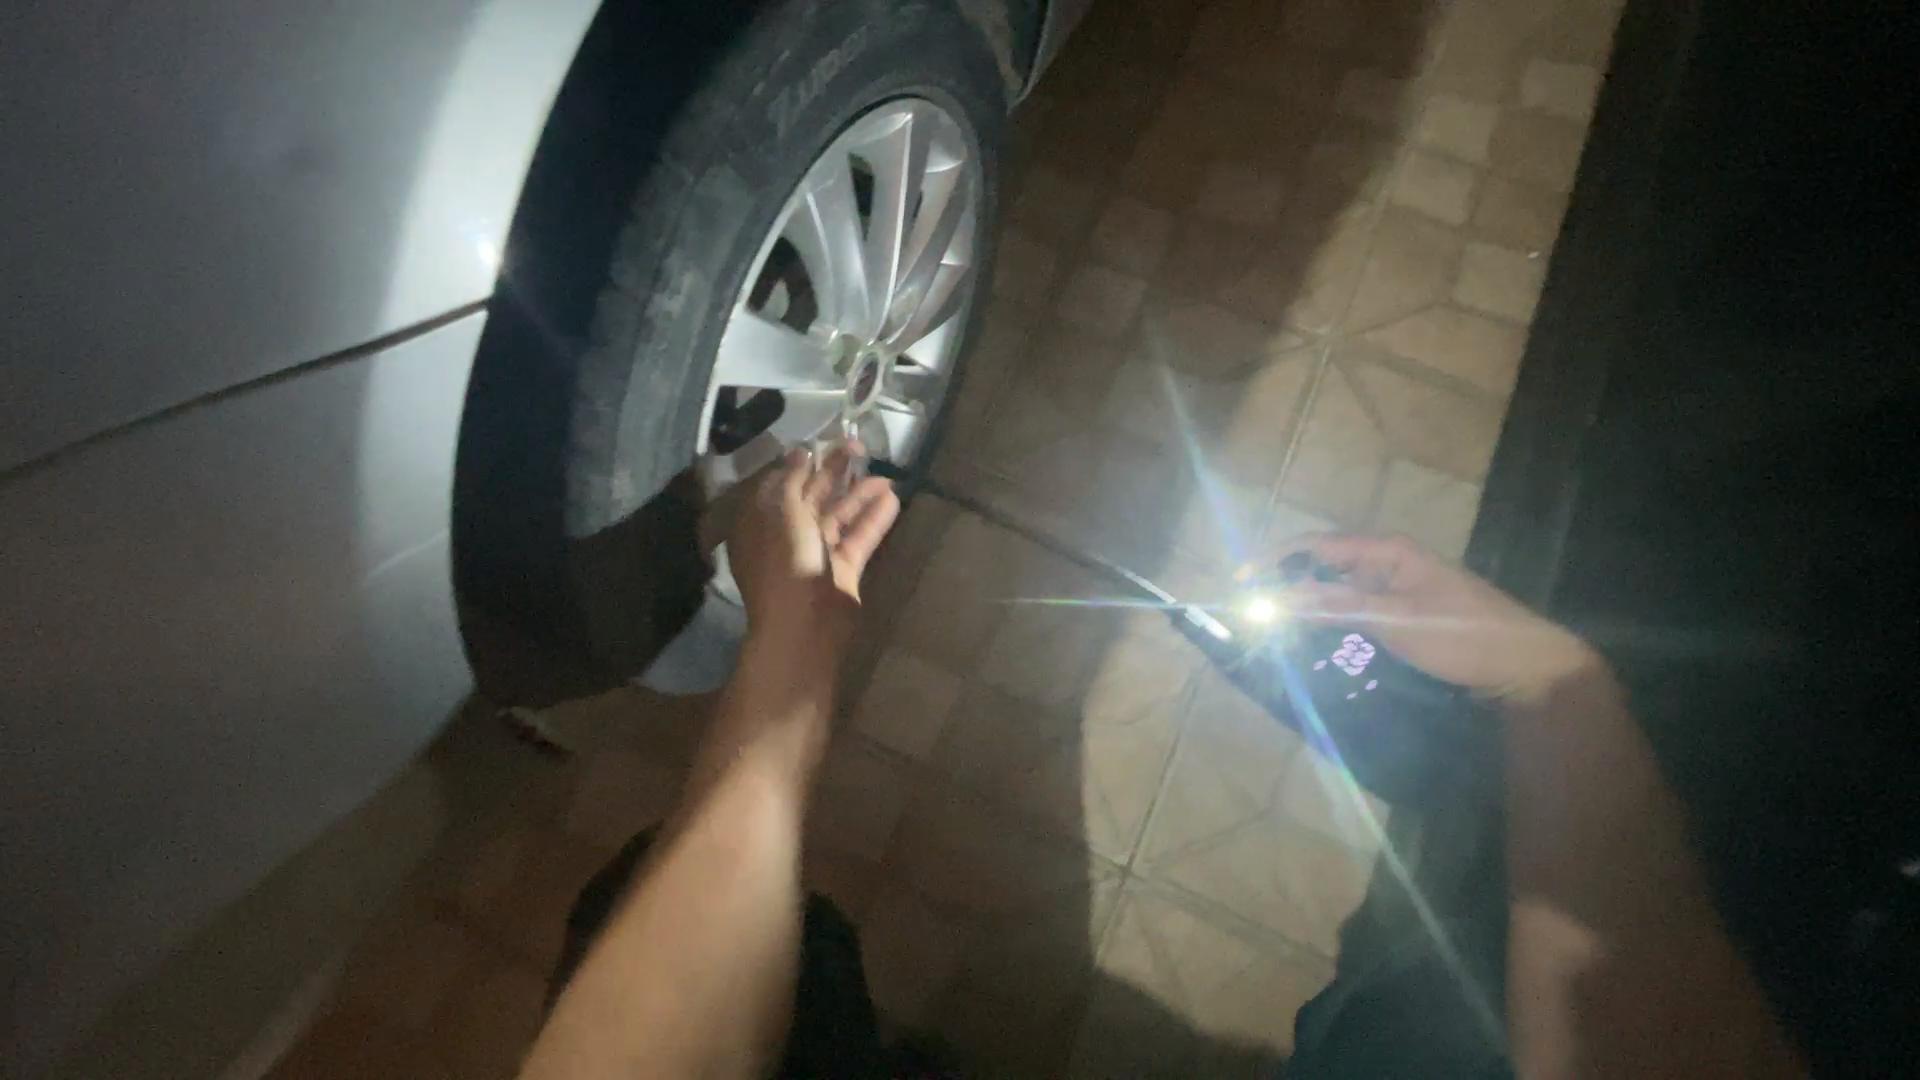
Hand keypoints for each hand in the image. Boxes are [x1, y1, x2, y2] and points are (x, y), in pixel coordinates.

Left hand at [726, 442, 899, 638]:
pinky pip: (858, 538)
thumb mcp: (782, 510)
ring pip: (839, 517)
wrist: (803, 624)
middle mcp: (787, 535)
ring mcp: (816, 554)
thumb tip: (802, 452)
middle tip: (859, 447)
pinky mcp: (842, 570)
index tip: (824, 442)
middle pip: (812, 497)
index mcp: (762, 521)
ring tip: (884, 475)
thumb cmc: (784, 561)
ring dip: (860, 495)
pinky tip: (891, 500)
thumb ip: (793, 479)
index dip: (801, 462)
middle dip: (834, 472)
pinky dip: (873, 520)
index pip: (781, 484)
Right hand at [1277, 533, 1598, 702]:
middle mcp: (1385, 563)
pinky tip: (1310, 636)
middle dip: (1284, 582)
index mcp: (1386, 551)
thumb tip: (1277, 596)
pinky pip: (1350, 608)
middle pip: (1321, 564)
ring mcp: (1393, 588)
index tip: (1242, 581)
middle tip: (1252, 608)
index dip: (1275, 560)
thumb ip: (1335, 605)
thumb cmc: (1464, 635)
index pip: (1316, 545)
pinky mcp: (1398, 612)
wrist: (1527, 668)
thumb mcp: (1396, 619)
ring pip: (1334, 588)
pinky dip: (1326, 618)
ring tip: (1272, 624)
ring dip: (1304, 603)